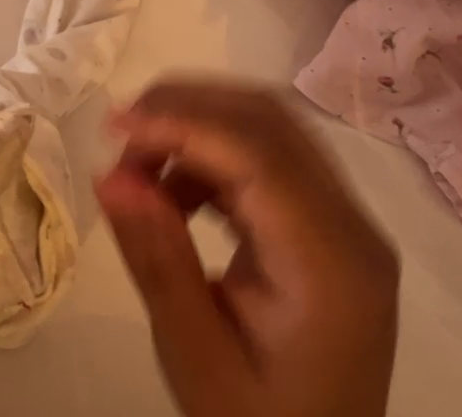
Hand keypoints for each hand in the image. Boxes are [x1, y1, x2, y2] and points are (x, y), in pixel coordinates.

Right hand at [98, 78, 399, 416]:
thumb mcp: (194, 354)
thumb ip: (157, 260)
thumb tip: (109, 176)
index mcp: (330, 265)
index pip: (258, 155)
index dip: (181, 123)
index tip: (109, 125)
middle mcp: (352, 228)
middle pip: (270, 121)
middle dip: (184, 108)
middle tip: (117, 136)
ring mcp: (346, 223)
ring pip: (268, 128)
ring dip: (194, 126)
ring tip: (136, 170)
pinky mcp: (327, 226)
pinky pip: (267, 157)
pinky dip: (209, 153)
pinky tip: (171, 191)